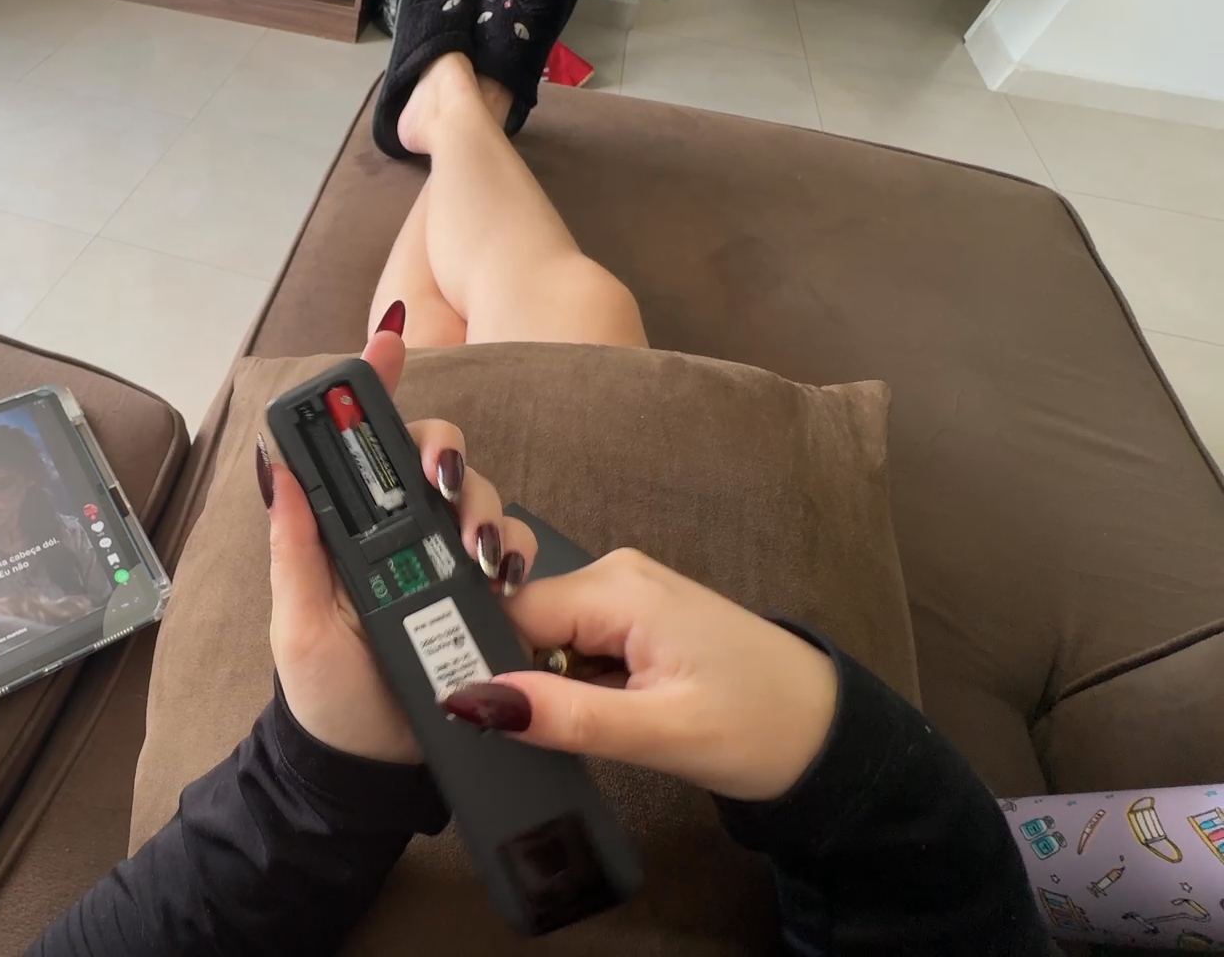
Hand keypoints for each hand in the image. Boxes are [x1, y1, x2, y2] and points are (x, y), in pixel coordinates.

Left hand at [258, 330, 539, 763]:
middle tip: (442, 482)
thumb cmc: (325, 690)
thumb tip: (275, 468)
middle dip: (444, 453)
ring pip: (481, 494)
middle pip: (432, 455)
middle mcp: (398, 531)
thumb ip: (292, 546)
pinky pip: (515, 549)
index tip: (388, 342)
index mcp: (348, 528)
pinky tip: (505, 574)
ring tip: (477, 549)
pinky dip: (517, 549)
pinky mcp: (482, 591)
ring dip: (484, 505)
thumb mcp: (296, 619)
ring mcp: (443, 558)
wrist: (372, 763)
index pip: (358, 448)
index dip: (371, 389)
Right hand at [452, 549, 837, 800]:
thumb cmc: (763, 730)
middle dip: (521, 668)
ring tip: (583, 714)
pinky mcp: (632, 609)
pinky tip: (596, 701)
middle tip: (537, 723)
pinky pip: (572, 633)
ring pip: (545, 627)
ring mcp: (624, 588)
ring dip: (547, 674)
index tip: (476, 706)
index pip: (515, 610)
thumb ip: (565, 715)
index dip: (490, 656)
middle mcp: (612, 572)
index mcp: (617, 587)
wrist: (836, 734)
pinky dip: (570, 671)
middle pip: (525, 614)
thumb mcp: (662, 733)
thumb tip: (470, 699)